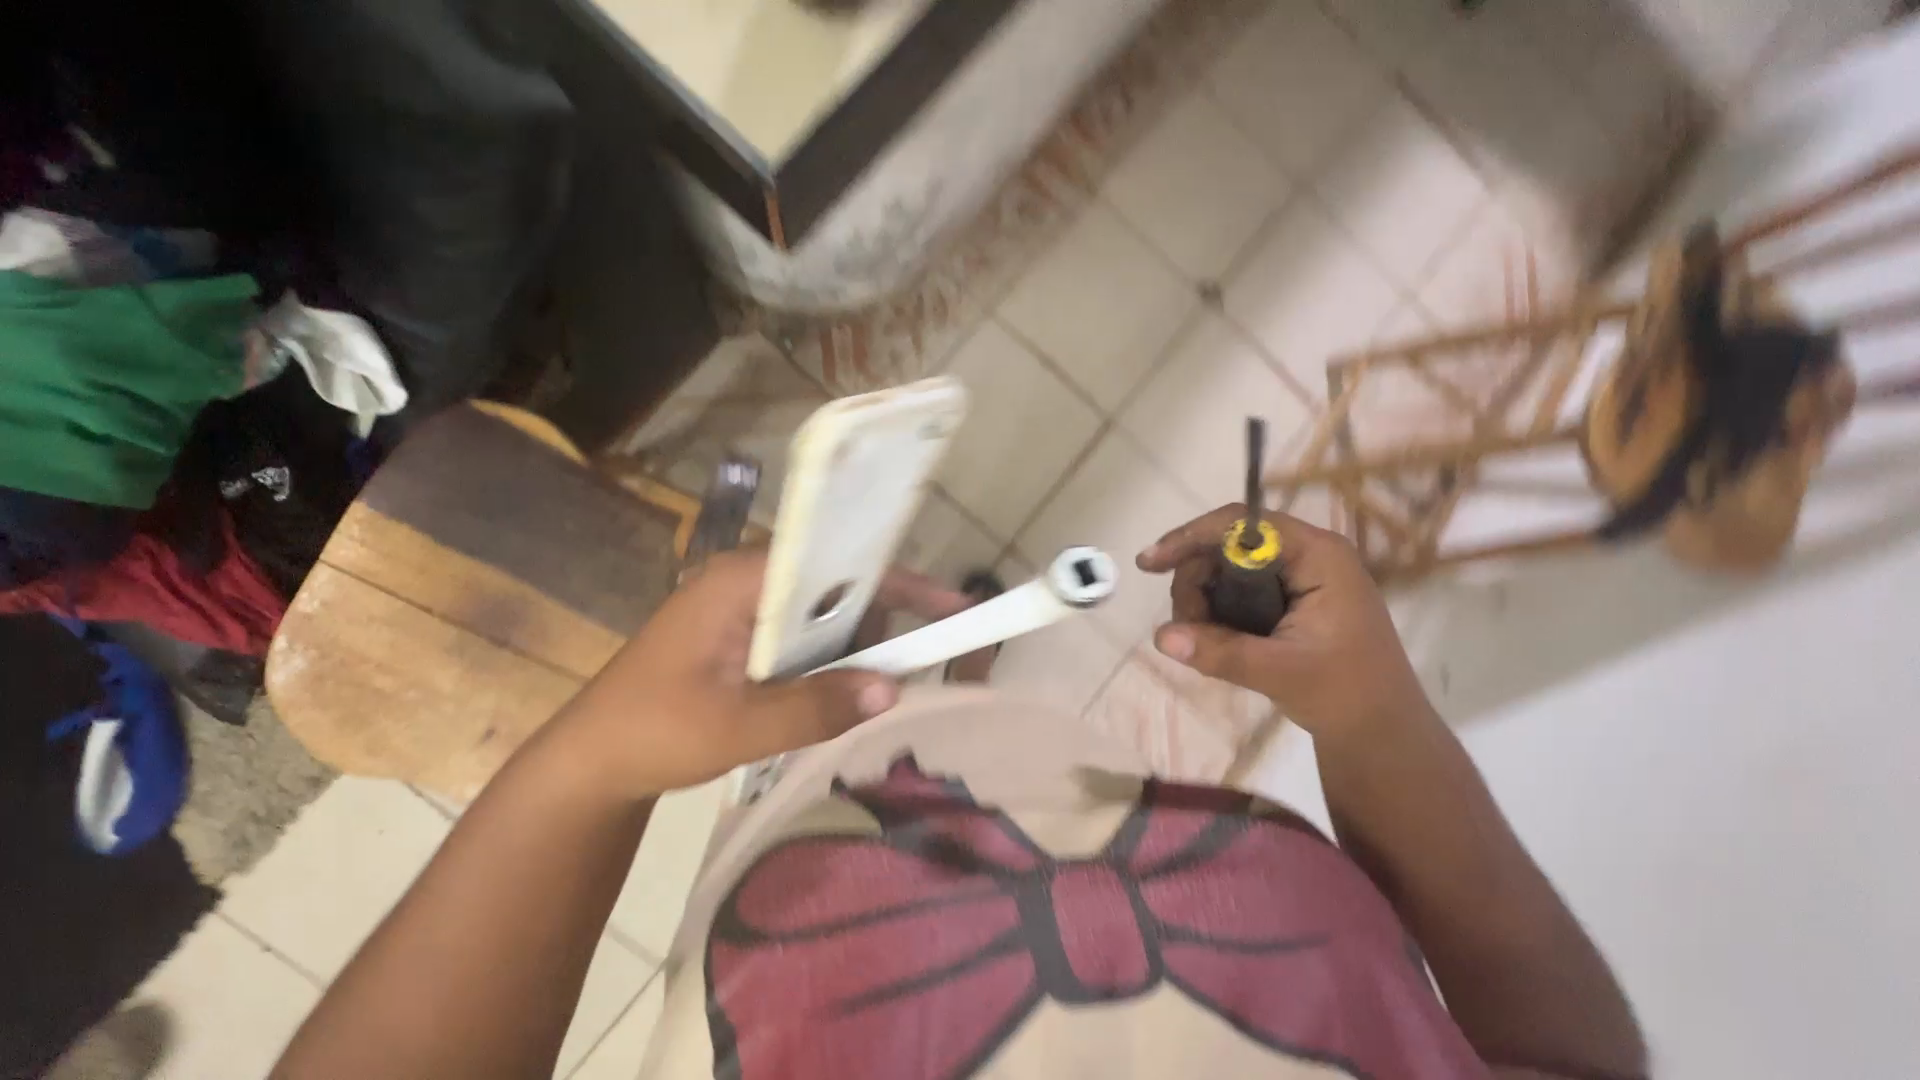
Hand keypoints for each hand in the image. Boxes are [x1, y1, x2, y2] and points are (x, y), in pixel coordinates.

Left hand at [548, 551, 972, 799]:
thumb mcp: (738, 726)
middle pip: (834, 586)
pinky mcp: (739, 639)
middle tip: (914, 665)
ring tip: (875, 689)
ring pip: (821, 616)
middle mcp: (746, 583)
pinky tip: (839, 695)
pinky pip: (801, 640)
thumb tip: (893, 691)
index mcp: (742, 581)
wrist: (592, 762)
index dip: (896, 580)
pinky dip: (828, 664)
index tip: (948, 606)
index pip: (834, 563)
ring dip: (853, 649)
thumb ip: (814, 709)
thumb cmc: (653, 732)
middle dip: (879, 622)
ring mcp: (741, 611)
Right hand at [1136, 505, 1434, 743]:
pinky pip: (1238, 591)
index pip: (1243, 525)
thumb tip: (1161, 636)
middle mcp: (1307, 555)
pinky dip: (1215, 611)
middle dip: (1194, 581)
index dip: (1192, 537)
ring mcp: (1298, 577)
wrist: (1382, 731)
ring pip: (1227, 569)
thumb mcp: (1281, 672)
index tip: (1150, 563)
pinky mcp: (1290, 599)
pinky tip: (1210, 640)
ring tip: (1201, 641)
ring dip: (1201, 600)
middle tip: (1183, 627)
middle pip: (1228, 545)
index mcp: (1318, 556)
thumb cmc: (1347, 694)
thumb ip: (1222, 652)